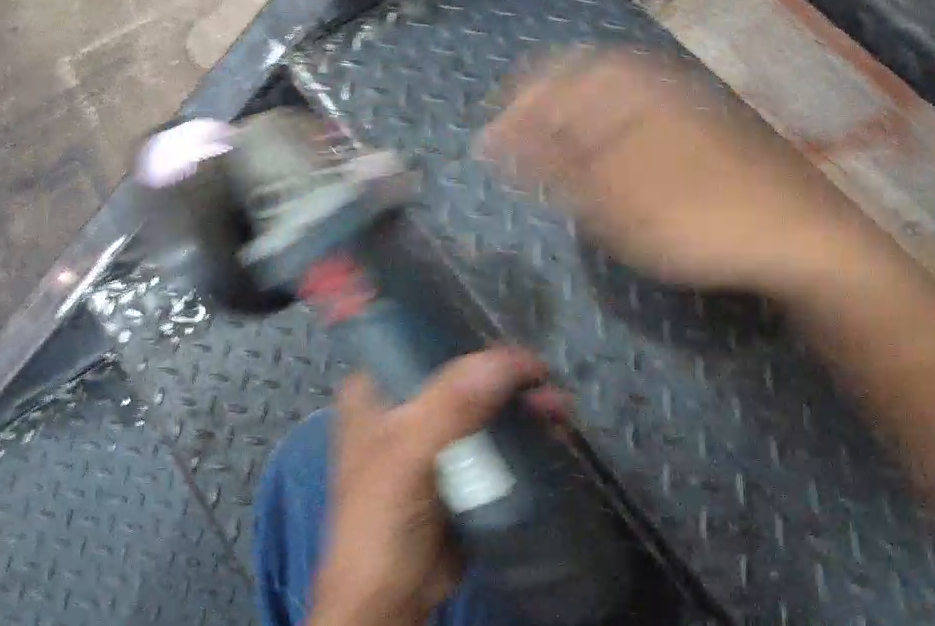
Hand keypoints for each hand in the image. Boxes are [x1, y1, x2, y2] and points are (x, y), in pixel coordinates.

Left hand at [310, 348, 547, 625]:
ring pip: (482, 407)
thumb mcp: (409, 456)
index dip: (463, 336)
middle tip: (544, 380)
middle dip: (505, 375)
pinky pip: (493, 443)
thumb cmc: (380, 522)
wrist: (388, 604)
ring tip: (559, 408)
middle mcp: (402, 408)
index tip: (510, 343)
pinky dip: (522, 436)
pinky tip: (551, 434)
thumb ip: (451, 405)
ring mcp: (431, 441)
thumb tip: (503, 358)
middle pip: (460, 375)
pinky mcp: (457, 473)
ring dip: (520, 405)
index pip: (419, 342)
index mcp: (376, 391)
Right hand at [481, 50, 896, 302]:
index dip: (509, 114)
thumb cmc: (692, 218)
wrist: (799, 236)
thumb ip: (547, 162)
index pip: (541, 82)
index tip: (486, 149)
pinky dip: (606, 130)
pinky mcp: (698, 122)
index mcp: (619, 89)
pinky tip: (608, 161)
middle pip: (572, 79)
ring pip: (604, 94)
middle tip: (519, 153)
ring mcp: (677, 98)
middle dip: (539, 112)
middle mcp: (646, 80)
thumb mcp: (606, 198)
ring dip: (571, 121)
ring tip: (556, 160)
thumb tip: (489, 138)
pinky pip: (633, 110)